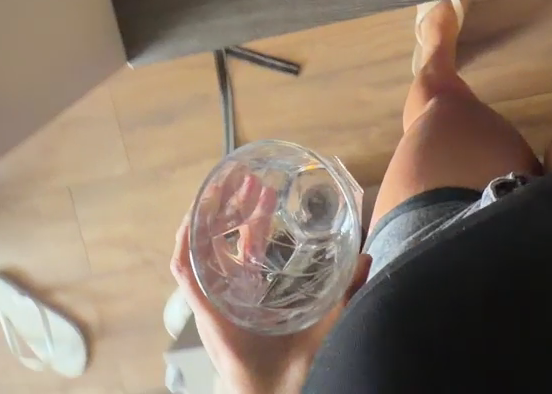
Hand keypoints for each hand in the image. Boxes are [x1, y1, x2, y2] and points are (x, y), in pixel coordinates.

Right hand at [168, 199, 369, 393]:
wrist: (278, 392)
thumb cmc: (298, 361)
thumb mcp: (329, 314)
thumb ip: (349, 288)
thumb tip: (367, 256)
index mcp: (255, 289)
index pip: (251, 242)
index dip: (255, 214)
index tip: (263, 188)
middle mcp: (232, 289)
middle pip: (225, 238)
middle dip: (231, 206)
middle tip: (244, 179)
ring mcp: (216, 297)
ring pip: (201, 248)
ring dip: (206, 217)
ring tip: (216, 190)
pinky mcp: (205, 309)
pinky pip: (185, 273)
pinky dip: (184, 246)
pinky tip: (190, 223)